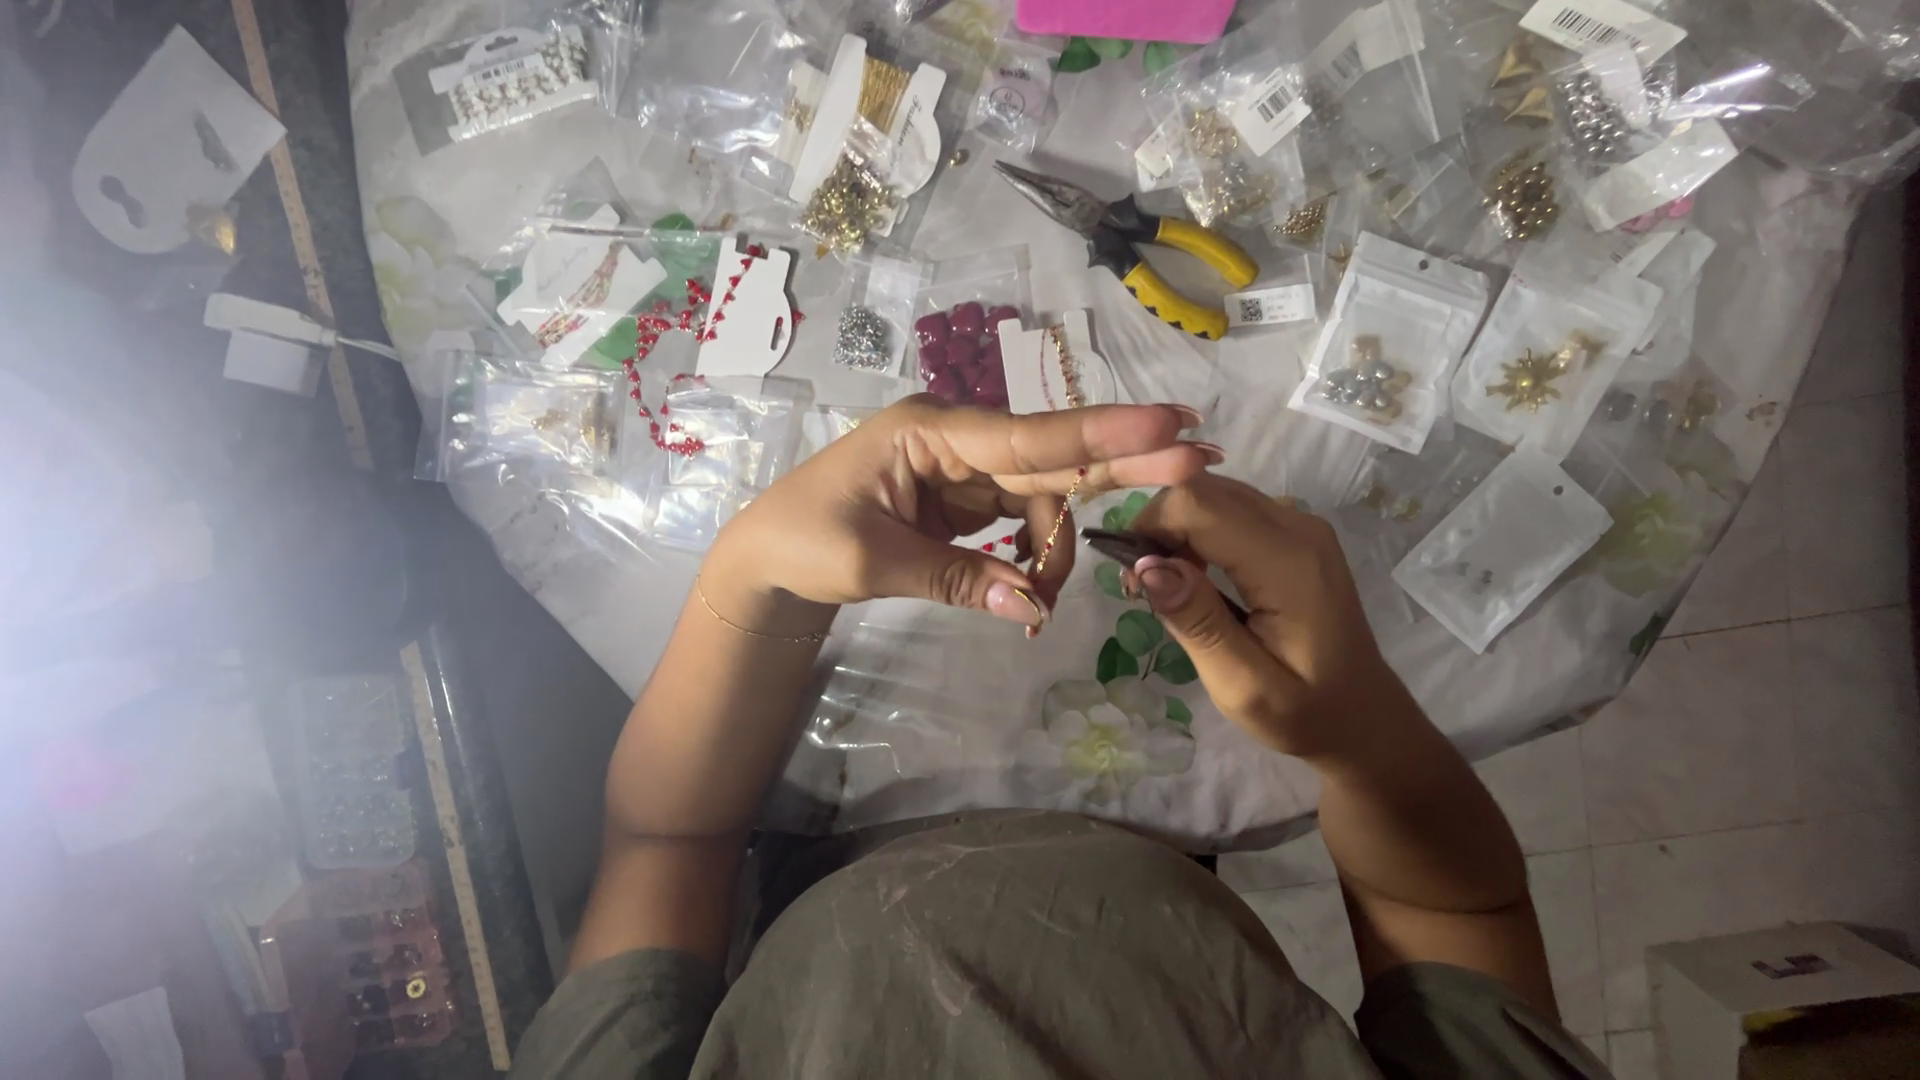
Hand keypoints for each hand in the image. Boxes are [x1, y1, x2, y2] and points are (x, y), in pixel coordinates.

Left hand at [705, 396, 1218, 633]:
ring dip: (1061, 545)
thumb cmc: (806, 542)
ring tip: (1044, 598)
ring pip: (1046, 494)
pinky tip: (1031, 590)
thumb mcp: (874, 562)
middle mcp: (959, 441)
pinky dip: (1037, 557)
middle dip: (1123, 459)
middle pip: (1054, 453)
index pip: (1028, 436)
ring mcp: (967, 469)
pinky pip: (1025, 521)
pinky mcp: (969, 500)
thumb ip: (958, 580)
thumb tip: (1035, 609)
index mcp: (930, 432)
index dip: (1100, 434)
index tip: (1169, 422)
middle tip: (1200, 456)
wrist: (771, 555)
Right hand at [1126, 474, 1403, 757]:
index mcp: (1287, 562)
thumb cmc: (1305, 713)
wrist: (1365, 719)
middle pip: (1203, 489)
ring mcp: (1301, 524)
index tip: (1131, 579)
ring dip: (1175, 527)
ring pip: (1214, 493)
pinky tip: (1193, 575)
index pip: (1197, 504)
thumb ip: (1197, 623)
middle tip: (1140, 585)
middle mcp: (1298, 527)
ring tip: (1164, 584)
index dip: (1150, 527)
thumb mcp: (1244, 686)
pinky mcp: (1296, 533)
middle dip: (1157, 525)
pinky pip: (1231, 508)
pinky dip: (1197, 529)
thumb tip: (1145, 565)